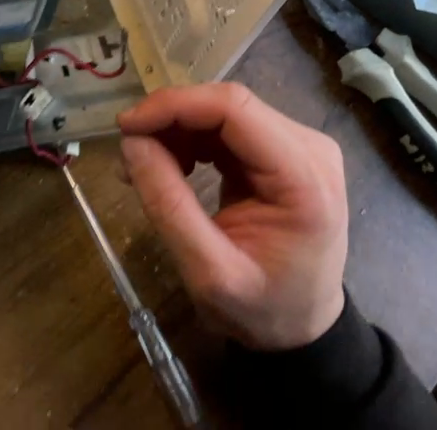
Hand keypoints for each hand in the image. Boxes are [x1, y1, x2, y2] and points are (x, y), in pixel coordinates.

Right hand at [118, 83, 348, 351]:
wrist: (302, 331)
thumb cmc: (262, 310)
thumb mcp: (208, 272)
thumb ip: (169, 206)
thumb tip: (131, 142)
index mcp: (305, 179)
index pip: (234, 109)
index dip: (175, 106)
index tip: (127, 127)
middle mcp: (310, 148)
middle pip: (227, 105)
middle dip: (170, 119)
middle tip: (129, 151)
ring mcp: (298, 146)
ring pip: (222, 111)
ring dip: (176, 130)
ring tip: (144, 167)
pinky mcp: (282, 150)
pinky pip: (225, 126)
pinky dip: (189, 139)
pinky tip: (170, 167)